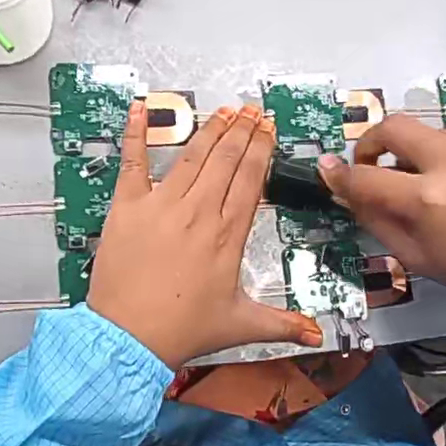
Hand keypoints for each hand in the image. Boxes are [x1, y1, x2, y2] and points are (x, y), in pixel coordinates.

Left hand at [88, 102, 324, 368]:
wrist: (130, 337)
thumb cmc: (184, 331)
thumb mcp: (240, 325)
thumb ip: (282, 325)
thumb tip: (318, 338)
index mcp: (227, 234)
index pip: (251, 179)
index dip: (261, 150)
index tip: (268, 129)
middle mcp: (198, 211)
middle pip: (226, 160)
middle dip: (242, 132)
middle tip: (251, 112)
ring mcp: (161, 205)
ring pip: (191, 156)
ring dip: (210, 130)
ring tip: (224, 112)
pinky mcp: (127, 207)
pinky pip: (132, 163)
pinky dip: (135, 134)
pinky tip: (140, 108)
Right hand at [318, 114, 445, 307]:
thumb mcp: (412, 255)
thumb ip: (375, 219)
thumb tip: (348, 193)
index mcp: (428, 200)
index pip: (365, 176)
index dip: (339, 175)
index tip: (329, 171)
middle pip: (394, 127)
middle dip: (371, 142)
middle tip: (371, 162)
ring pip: (427, 133)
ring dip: (414, 153)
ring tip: (424, 184)